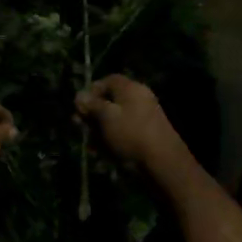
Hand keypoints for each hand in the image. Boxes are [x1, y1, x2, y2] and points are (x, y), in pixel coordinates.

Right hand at [76, 74, 194, 177]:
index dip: (92, 91)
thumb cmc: (130, 133)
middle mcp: (138, 99)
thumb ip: (91, 105)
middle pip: (110, 100)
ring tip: (90, 142)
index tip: (80, 106)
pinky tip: (102, 151)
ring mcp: (143, 117)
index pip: (108, 81)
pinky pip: (123, 131)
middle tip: (79, 125)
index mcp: (130, 88)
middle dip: (93, 113)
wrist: (162, 160)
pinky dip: (111, 138)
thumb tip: (79, 95)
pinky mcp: (145, 134)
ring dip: (99, 129)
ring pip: (115, 118)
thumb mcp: (105, 116)